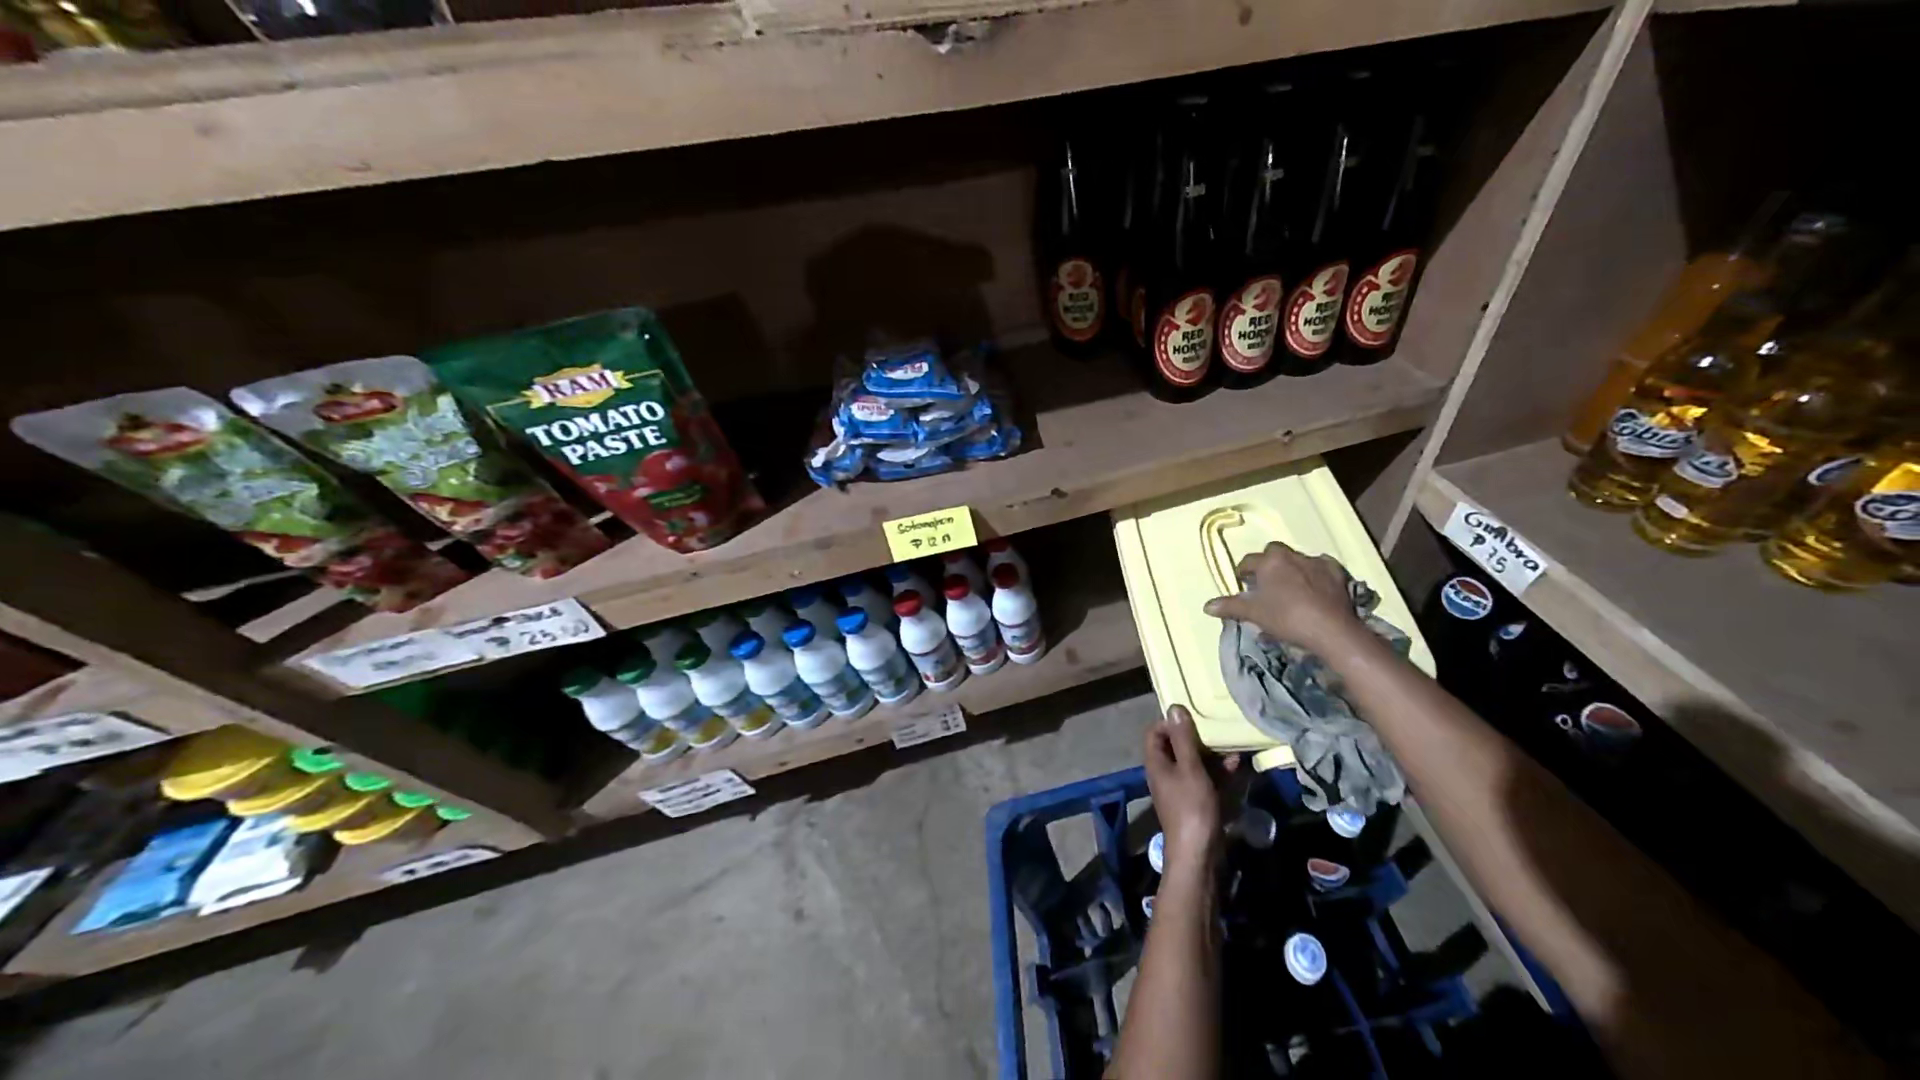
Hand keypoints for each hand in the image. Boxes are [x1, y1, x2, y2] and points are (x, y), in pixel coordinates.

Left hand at [1144, 704, 1235, 873]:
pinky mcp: (1196, 802)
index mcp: (1156, 763)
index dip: (1170, 723)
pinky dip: (1218, 772)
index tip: (1192, 718)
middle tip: (1218, 730)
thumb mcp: (1190, 768)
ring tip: (1233, 746)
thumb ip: (1184, 739)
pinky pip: (1205, 780)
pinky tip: (1237, 766)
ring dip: (1212, 755)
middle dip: (1197, 738)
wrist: (1199, 854)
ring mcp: (1181, 789)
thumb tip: (1174, 707)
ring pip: (1194, 763)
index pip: (1154, 733)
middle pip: (1176, 747)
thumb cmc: (1191, 807)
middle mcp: (1165, 774)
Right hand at [1202, 541, 1359, 652]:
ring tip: (1291, 587)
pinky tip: (1315, 585)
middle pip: (1274, 552)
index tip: (1242, 583)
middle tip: (1266, 583)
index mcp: (1269, 562)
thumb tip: (1207, 606)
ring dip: (1292, 568)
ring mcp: (1316, 563)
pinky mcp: (1337, 573)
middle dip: (1268, 563)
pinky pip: (1322, 567)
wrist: (1330, 629)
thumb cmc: (1286, 617)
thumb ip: (1230, 607)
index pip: (1248, 561)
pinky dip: (1316, 573)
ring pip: (1298, 559)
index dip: (1243, 571)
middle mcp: (1292, 556)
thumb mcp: (1253, 614)